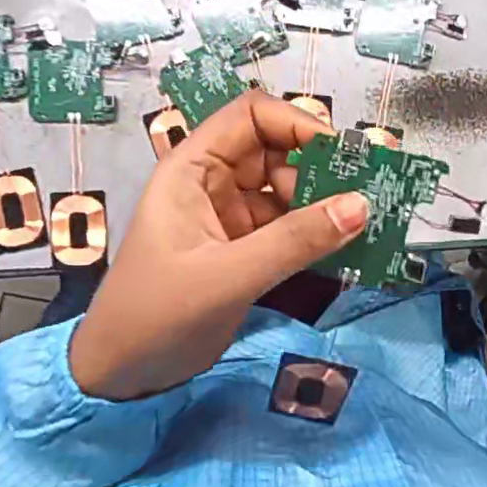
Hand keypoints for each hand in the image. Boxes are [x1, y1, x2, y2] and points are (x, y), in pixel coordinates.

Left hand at [69, 91, 368, 400]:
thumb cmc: (156, 314)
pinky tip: (344, 249)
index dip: (296, 124)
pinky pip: (286, 230)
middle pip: (275, 152)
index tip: (342, 156)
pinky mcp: (240, 251)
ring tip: (362, 228)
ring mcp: (227, 218)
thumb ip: (293, 242)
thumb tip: (361, 205)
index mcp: (192, 168)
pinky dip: (313, 236)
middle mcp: (211, 183)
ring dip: (322, 206)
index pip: (250, 116)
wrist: (123, 371)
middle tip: (364, 200)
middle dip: (318, 170)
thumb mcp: (226, 276)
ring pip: (285, 192)